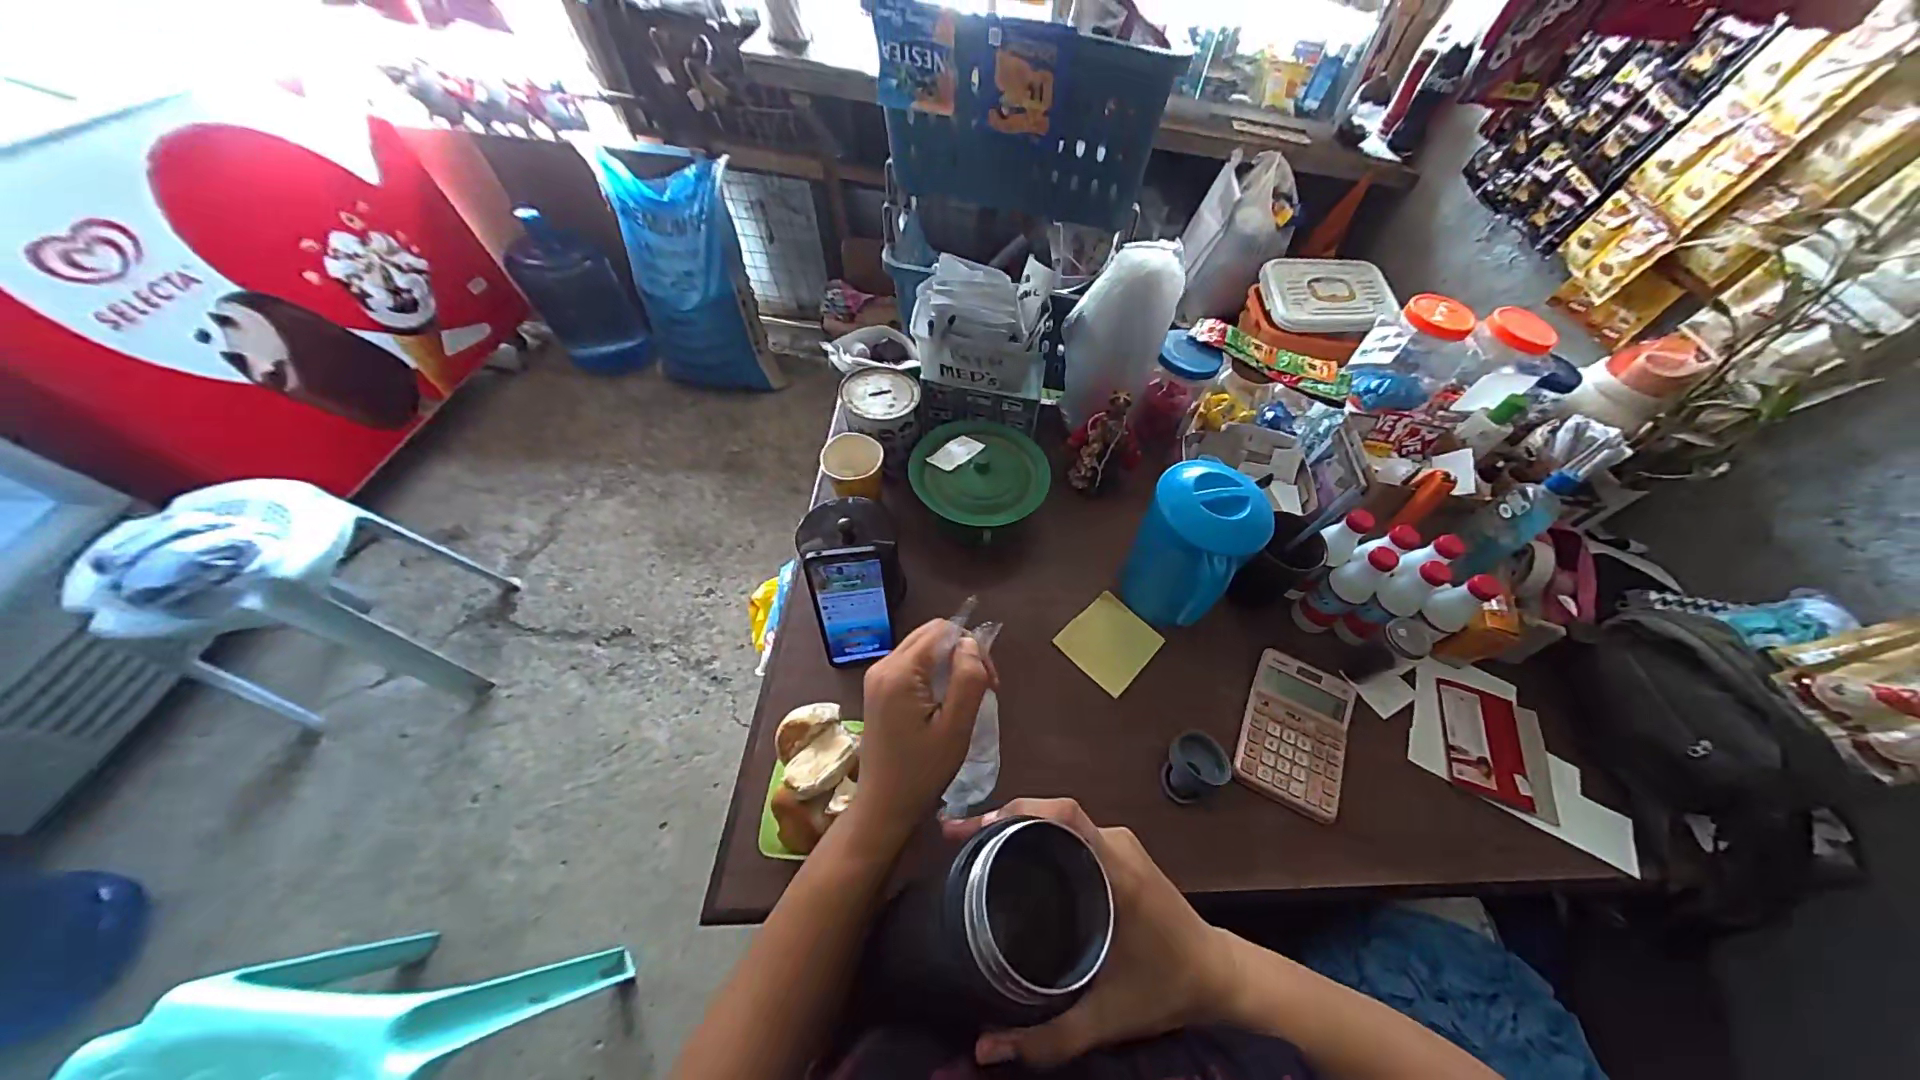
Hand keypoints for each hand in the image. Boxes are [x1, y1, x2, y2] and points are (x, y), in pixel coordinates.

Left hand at [847, 619, 995, 851]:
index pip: (945, 631)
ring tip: (965, 696)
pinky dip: (934, 672)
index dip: (973, 648)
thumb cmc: (922, 772)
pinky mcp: (878, 688)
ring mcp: (877, 676)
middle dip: (962, 651)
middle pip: (932, 633)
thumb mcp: (955, 728)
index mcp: (899, 672)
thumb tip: (971, 644)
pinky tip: (945, 700)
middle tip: (982, 687)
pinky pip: (912, 663)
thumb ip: (967, 679)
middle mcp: (883, 665)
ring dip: (949, 661)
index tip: (989, 683)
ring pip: (923, 646)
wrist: (884, 805)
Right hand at [943, 798, 1237, 1068]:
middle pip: (1052, 811)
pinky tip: (1015, 855)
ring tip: (977, 846)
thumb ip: (1047, 1039)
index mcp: (1115, 870)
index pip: (1064, 816)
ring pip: (1060, 819)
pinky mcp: (1120, 849)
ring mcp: (1120, 842)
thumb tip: (984, 1048)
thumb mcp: (1106, 1019)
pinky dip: (1040, 834)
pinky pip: (1072, 829)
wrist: (1218, 974)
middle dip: (1003, 818)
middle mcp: (1116, 845)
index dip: (1018, 812)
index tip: (977, 830)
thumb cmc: (1165, 989)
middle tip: (961, 839)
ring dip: (1019, 824)